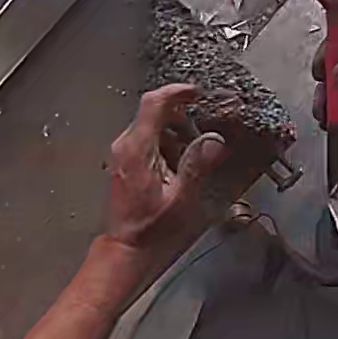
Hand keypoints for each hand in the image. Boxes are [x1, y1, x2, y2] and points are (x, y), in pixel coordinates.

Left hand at [102, 85, 230, 270]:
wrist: (127, 246)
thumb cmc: (152, 227)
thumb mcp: (180, 197)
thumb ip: (196, 165)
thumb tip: (214, 141)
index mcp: (137, 149)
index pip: (154, 104)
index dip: (177, 92)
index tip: (197, 92)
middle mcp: (126, 145)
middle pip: (155, 114)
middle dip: (182, 120)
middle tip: (203, 135)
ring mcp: (123, 152)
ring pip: (153, 127)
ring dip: (176, 135)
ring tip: (192, 157)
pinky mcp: (126, 161)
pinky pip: (149, 141)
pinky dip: (167, 145)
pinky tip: (178, 166)